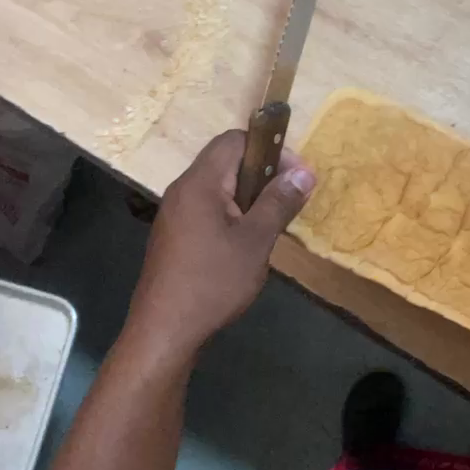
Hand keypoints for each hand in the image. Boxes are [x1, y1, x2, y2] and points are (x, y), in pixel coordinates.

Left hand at [124, 130, 314, 362]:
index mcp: (200, 183)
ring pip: (219, 187)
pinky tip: (247, 243)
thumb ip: (279, 202)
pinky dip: (233, 214)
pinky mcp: (175, 236)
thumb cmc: (213, 282)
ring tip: (273, 223)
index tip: (297, 177)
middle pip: (226, 161)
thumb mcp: (255, 241)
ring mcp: (176, 214)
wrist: (165, 329)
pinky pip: (208, 209)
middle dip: (264, 173)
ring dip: (250, 196)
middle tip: (290, 201)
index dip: (271, 149)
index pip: (235, 140)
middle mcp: (183, 190)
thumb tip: (304, 172)